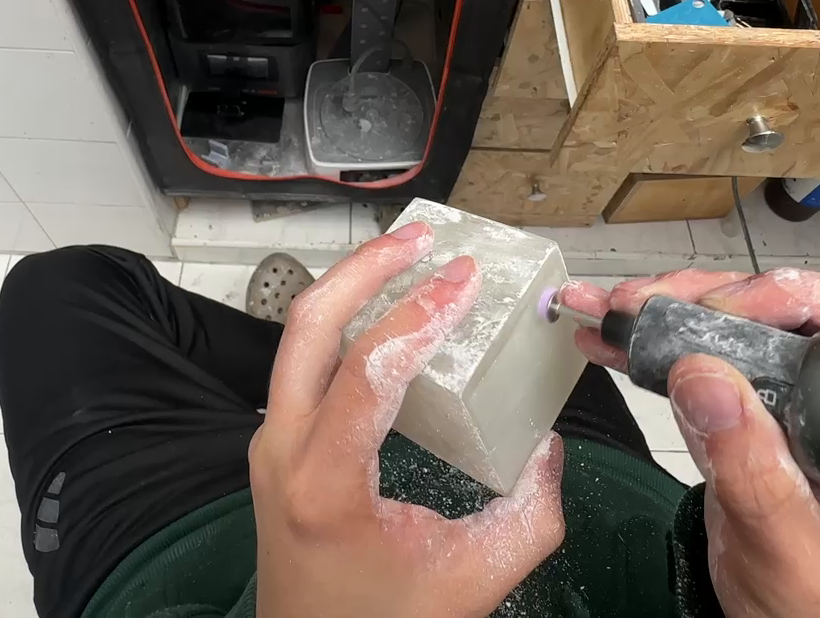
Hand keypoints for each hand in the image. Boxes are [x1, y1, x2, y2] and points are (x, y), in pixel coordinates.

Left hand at [249, 223, 565, 617]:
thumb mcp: (469, 583)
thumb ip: (527, 517)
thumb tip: (546, 445)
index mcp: (324, 482)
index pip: (368, 371)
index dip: (419, 315)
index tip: (464, 278)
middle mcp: (283, 446)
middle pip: (309, 323)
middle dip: (367, 267)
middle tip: (423, 237)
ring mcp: (273, 435)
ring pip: (300, 331)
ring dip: (352, 281)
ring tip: (405, 251)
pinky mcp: (281, 433)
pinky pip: (305, 353)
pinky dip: (344, 313)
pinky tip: (384, 302)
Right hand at [571, 268, 819, 617]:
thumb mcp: (789, 557)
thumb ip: (753, 473)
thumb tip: (703, 376)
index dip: (795, 300)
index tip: (719, 311)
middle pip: (791, 316)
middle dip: (706, 299)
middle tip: (645, 303)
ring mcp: (806, 405)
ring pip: (741, 327)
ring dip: (670, 312)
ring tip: (614, 310)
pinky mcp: (761, 409)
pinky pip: (708, 359)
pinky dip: (655, 346)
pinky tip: (612, 337)